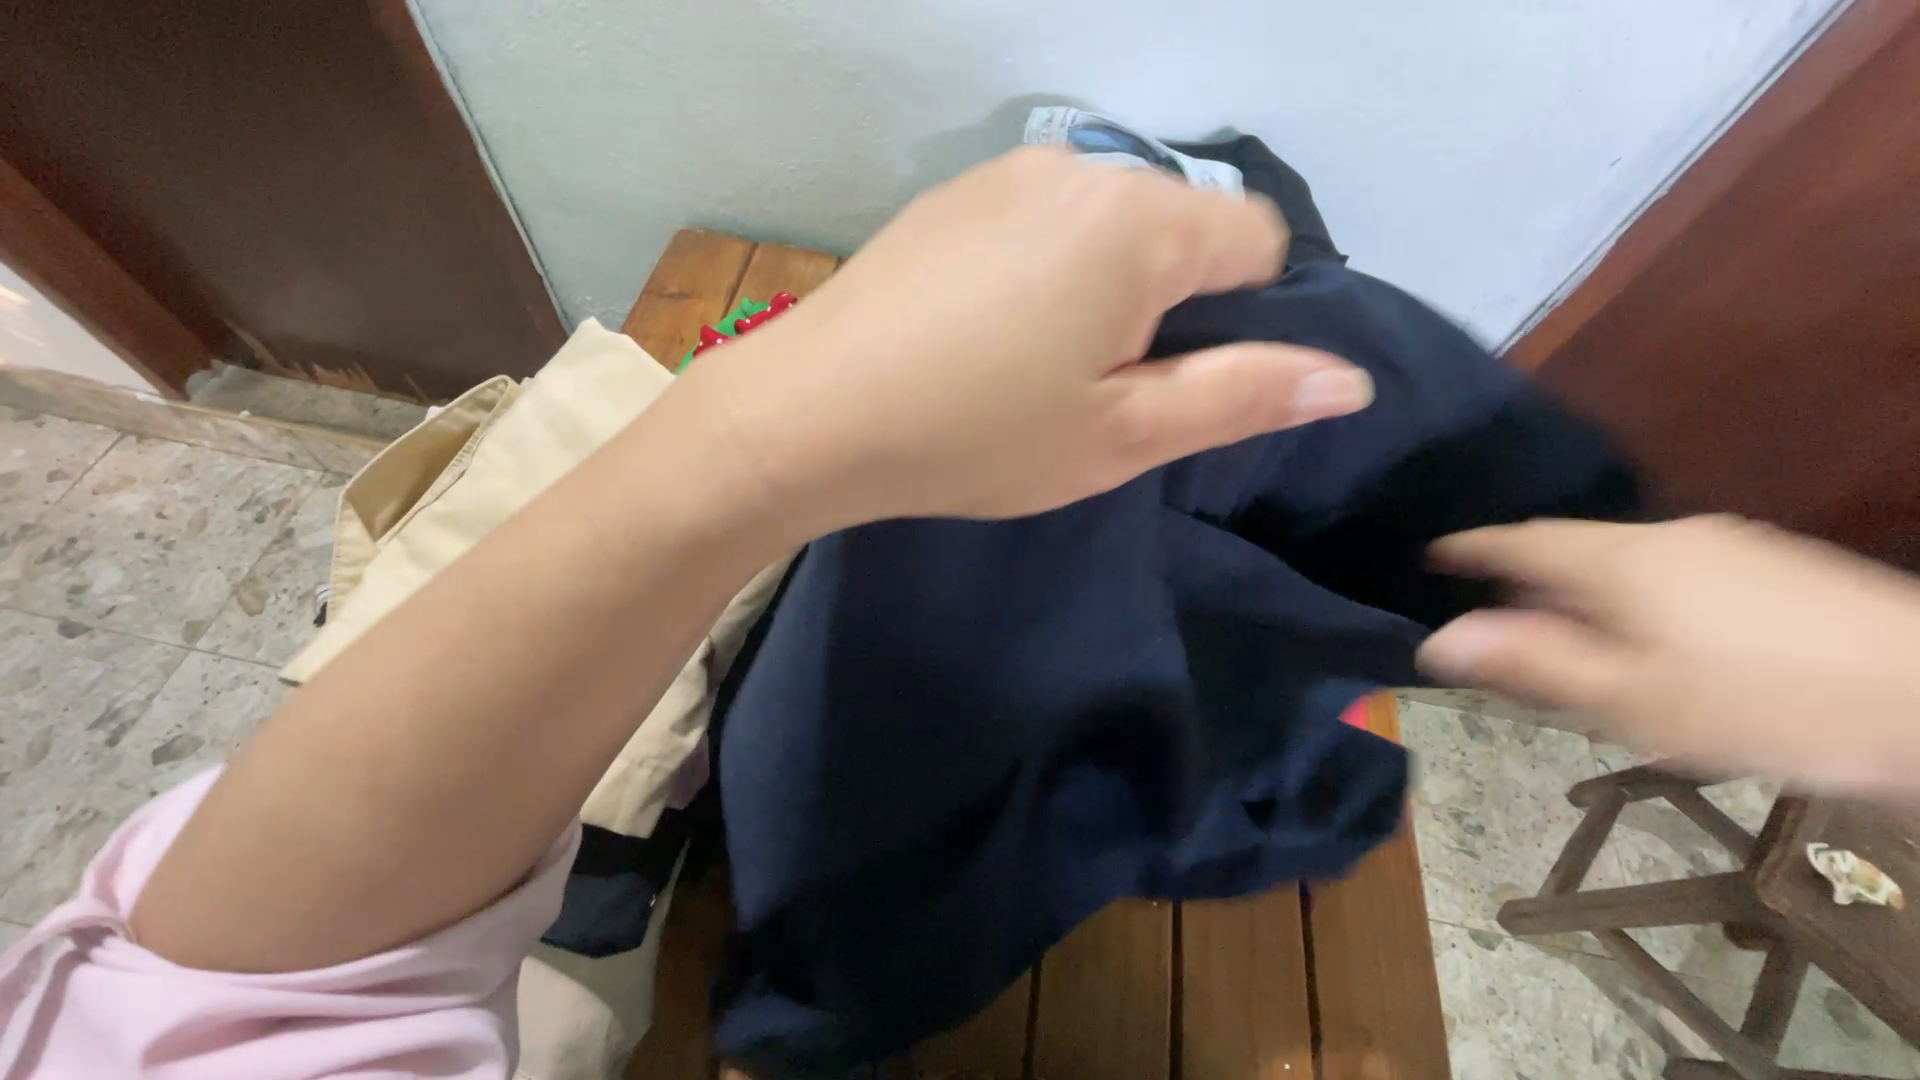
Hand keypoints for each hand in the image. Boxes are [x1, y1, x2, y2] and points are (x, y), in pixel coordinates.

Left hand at [672, 146, 1372, 529]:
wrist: (810, 415)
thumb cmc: (976, 435)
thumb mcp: (1121, 436)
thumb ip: (1241, 395)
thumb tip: (1351, 376)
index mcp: (1137, 221)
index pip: (1258, 240)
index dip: (1243, 317)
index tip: (1177, 381)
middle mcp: (1079, 169)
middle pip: (1181, 227)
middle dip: (1170, 303)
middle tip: (1099, 388)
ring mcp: (1005, 174)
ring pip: (1109, 225)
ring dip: (1106, 288)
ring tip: (1036, 366)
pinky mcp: (952, 197)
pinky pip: (1042, 224)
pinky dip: (1046, 272)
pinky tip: (988, 333)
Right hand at [1417, 515, 1919, 797]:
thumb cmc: (1767, 705)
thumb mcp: (1631, 699)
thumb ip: (1532, 664)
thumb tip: (1439, 639)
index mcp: (1619, 562)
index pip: (1521, 541)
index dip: (1471, 547)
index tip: (1434, 555)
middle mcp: (1665, 538)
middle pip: (1571, 548)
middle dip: (1527, 579)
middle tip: (1504, 623)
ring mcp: (1724, 546)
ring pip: (1621, 559)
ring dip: (1581, 589)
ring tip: (1576, 640)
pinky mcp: (1771, 565)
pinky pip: (1667, 566)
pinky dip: (1631, 592)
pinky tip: (1655, 639)